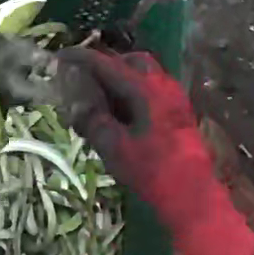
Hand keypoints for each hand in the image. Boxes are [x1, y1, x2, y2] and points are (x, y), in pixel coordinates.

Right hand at [56, 49, 253, 254]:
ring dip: (121, 77)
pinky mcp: (180, 112)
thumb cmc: (152, 171)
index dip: (81, 59)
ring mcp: (175, 98)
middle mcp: (163, 85)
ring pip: (145, 74)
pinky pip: (153, 89)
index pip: (107, 65)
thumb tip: (74, 105)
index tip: (60, 57)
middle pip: (130, 61)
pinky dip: (133, 91)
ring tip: (100, 95)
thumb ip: (92, 120)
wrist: (193, 197)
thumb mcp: (114, 147)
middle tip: (83, 77)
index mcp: (144, 89)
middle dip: (105, 64)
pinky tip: (122, 111)